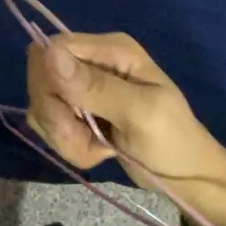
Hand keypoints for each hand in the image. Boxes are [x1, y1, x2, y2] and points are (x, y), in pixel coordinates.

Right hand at [26, 32, 225, 225]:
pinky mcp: (77, 112)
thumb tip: (49, 52)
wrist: (184, 176)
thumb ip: (95, 86)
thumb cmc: (172, 139)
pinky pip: (50, 124)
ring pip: (43, 105)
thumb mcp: (140, 112)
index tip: (73, 116)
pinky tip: (96, 152)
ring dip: (65, 136)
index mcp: (112, 49)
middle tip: (89, 139)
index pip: (52, 49)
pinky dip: (68, 145)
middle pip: (41, 78)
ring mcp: (83, 87)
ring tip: (98, 149)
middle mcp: (93, 60)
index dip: (50, 84)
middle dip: (58, 118)